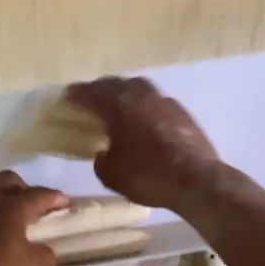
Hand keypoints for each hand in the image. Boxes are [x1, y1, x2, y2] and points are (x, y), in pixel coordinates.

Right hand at [65, 77, 222, 209]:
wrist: (196, 181)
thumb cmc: (148, 175)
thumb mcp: (111, 174)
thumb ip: (101, 159)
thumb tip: (104, 152)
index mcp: (119, 105)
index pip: (92, 93)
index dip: (78, 94)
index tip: (68, 95)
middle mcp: (142, 96)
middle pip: (117, 84)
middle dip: (102, 89)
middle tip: (92, 98)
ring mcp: (166, 102)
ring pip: (140, 90)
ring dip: (126, 94)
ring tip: (119, 106)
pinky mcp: (183, 114)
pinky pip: (157, 103)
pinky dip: (145, 108)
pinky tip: (145, 121)